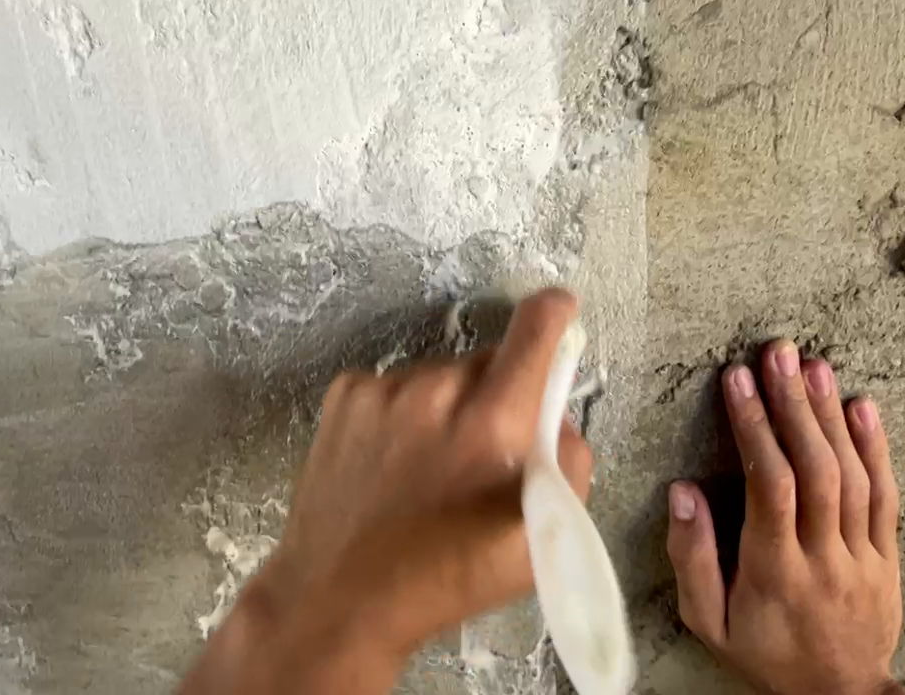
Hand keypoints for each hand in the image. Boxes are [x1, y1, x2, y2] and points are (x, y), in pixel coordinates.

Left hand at [179, 288, 594, 694]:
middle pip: (486, 362)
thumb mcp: (537, 540)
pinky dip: (402, 411)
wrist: (337, 596)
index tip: (561, 309)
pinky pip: (394, 385)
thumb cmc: (448, 574)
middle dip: (495, 392)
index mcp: (492, 422)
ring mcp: (385, 387)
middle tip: (482, 447)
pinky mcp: (346, 393)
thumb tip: (555, 416)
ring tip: (426, 464)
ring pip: (438, 375)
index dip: (555, 312)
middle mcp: (437, 389)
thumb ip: (567, 463)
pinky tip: (390, 459)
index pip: (534, 332)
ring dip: (446, 403)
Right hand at [666, 340, 903, 694]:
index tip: (736, 379)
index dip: (754, 427)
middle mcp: (826, 557)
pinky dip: (876, 447)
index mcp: (776, 569)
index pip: (771, 486)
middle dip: (793, 404)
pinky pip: (887, 496)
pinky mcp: (888, 556)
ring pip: (853, 475)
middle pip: (816, 470)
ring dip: (830, 415)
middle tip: (777, 353)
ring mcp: (864, 556)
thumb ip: (692, 558)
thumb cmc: (764, 654)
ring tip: (812, 366)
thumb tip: (681, 491)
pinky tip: (861, 406)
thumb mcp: (708, 621)